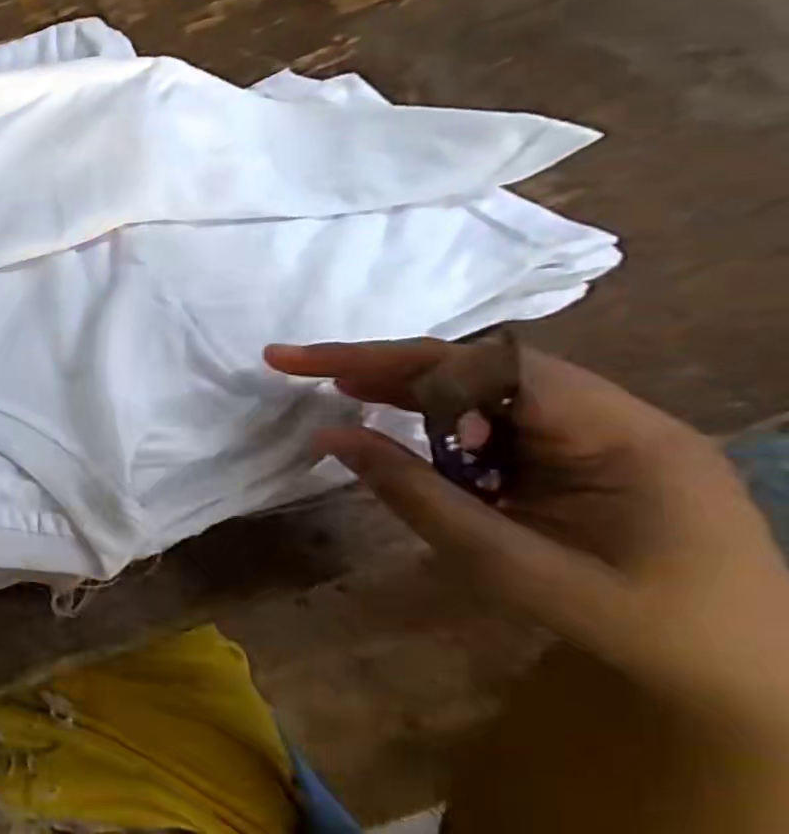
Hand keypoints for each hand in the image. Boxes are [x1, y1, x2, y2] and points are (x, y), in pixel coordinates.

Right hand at [266, 339, 788, 737]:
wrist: (749, 688)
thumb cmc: (640, 628)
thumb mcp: (514, 568)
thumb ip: (418, 496)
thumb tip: (328, 436)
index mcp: (620, 434)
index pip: (483, 367)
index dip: (387, 358)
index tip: (304, 363)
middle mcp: (615, 416)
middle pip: (479, 366)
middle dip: (387, 366)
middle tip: (303, 370)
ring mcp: (605, 433)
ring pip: (486, 388)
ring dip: (411, 392)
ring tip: (342, 396)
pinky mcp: (589, 453)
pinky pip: (500, 419)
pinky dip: (443, 423)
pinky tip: (412, 441)